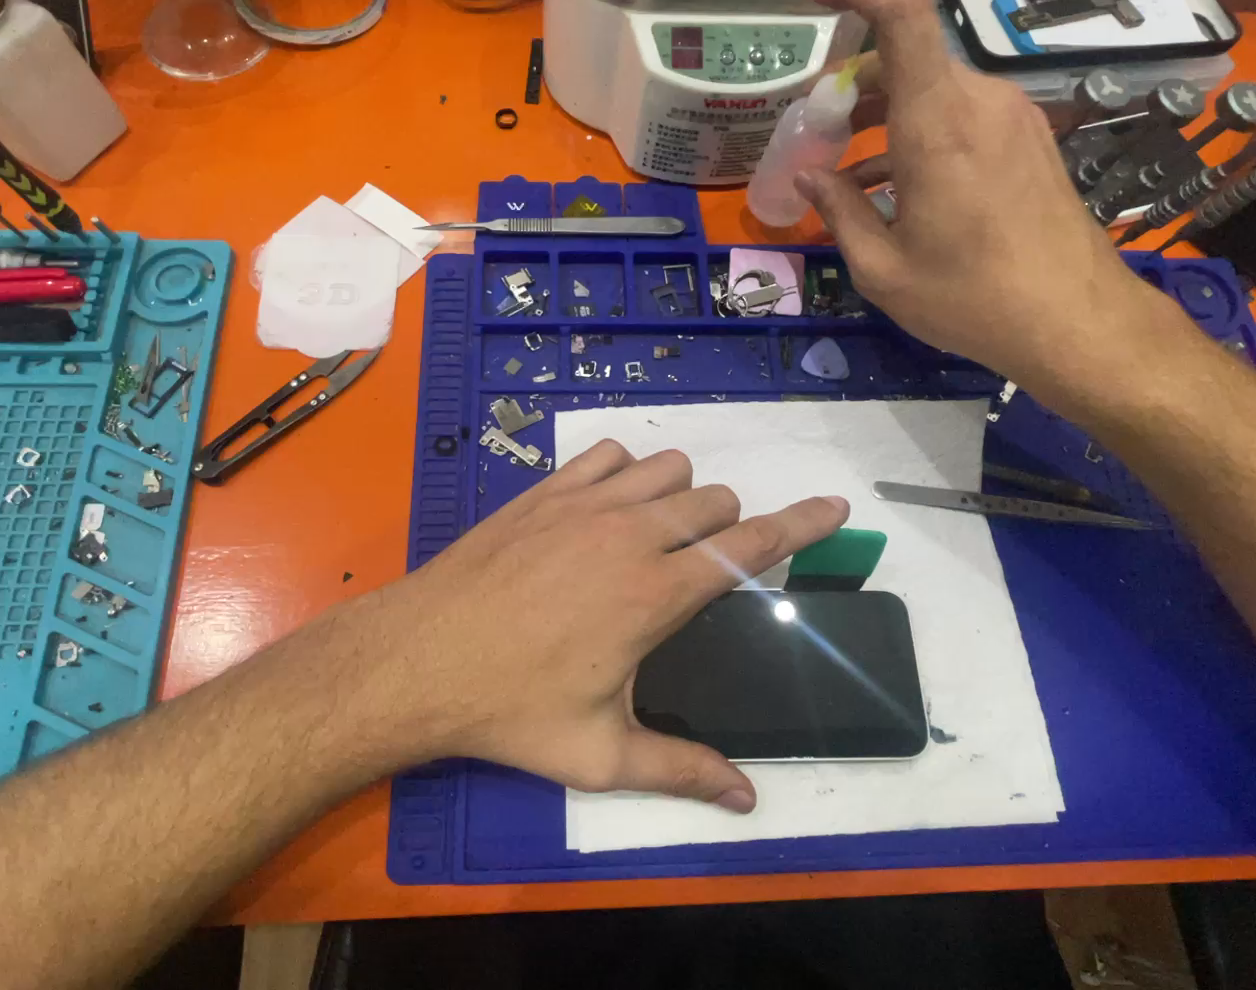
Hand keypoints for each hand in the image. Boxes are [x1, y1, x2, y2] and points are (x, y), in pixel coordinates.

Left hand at [315, 441, 847, 810]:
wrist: (419, 660)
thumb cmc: (512, 709)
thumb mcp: (602, 756)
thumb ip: (682, 771)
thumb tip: (747, 801)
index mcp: (658, 593)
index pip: (752, 547)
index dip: (802, 524)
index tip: (835, 505)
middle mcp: (631, 534)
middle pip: (715, 501)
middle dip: (727, 528)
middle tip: (699, 570)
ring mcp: (585, 504)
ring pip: (668, 467)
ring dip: (679, 496)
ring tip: (656, 537)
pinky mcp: (544, 492)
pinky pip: (608, 454)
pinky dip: (623, 472)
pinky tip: (604, 507)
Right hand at [798, 0, 1191, 402]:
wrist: (1072, 321)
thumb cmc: (968, 299)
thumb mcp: (882, 270)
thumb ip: (839, 213)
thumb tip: (808, 178)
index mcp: (936, 124)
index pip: (903, 11)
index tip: (817, 0)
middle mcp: (978, 102)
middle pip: (908, 56)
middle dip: (855, 83)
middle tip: (819, 130)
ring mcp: (1011, 117)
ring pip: (935, 86)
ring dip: (886, 112)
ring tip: (850, 166)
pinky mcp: (1028, 139)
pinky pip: (962, 114)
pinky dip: (920, 130)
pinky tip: (900, 183)